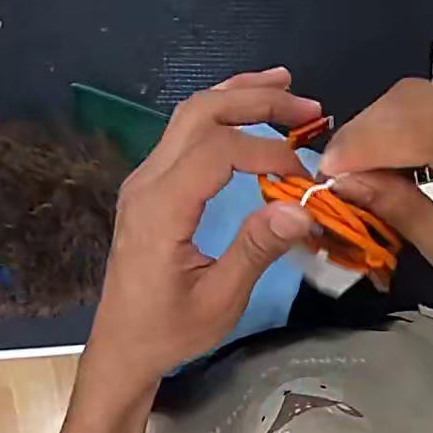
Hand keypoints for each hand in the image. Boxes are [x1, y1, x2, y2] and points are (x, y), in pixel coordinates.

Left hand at [79, 68, 322, 403]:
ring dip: (238, 96)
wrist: (124, 346)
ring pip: (190, 115)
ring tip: (284, 86)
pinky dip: (223, 115)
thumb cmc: (170, 329)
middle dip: (256, 101)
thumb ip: (256, 250)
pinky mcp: (154, 188)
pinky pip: (187, 134)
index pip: (217, 151)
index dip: (267, 152)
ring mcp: (146, 180)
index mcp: (161, 208)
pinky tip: (247, 109)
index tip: (305, 174)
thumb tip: (301, 210)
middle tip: (308, 107)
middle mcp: (148, 182)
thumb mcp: (220, 300)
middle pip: (200, 114)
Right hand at [318, 78, 432, 292]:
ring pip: (419, 94)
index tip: (328, 169)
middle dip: (366, 133)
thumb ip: (400, 210)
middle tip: (337, 169)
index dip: (369, 142)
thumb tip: (343, 179)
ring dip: (379, 126)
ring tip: (360, 164)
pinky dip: (400, 123)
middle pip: (417, 102)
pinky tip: (388, 151)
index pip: (426, 129)